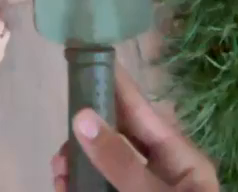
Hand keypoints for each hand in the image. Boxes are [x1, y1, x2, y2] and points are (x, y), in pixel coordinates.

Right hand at [51, 65, 218, 190]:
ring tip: (58, 173)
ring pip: (105, 168)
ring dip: (79, 165)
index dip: (115, 85)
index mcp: (179, 158)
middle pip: (118, 138)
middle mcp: (162, 173)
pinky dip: (81, 187)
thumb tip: (82, 116)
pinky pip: (101, 191)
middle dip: (86, 134)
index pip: (142, 110)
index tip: (87, 58)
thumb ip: (121, 161)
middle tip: (61, 144)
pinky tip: (64, 188)